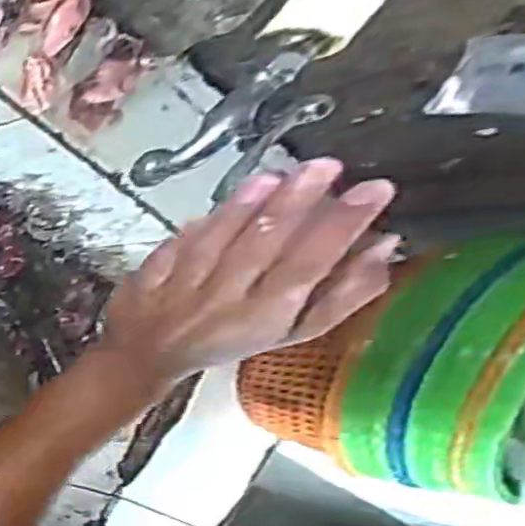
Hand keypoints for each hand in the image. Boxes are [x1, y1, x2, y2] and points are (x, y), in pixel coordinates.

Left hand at [98, 158, 399, 385]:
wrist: (147, 359)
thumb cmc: (232, 339)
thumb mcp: (294, 330)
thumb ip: (343, 293)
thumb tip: (383, 245)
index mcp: (263, 315)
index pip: (308, 264)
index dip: (341, 226)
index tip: (374, 188)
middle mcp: (219, 302)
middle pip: (258, 248)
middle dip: (292, 205)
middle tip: (324, 166)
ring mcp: (175, 292)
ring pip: (212, 245)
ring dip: (241, 209)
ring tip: (271, 177)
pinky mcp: (141, 285)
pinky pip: (167, 254)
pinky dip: (188, 231)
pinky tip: (209, 209)